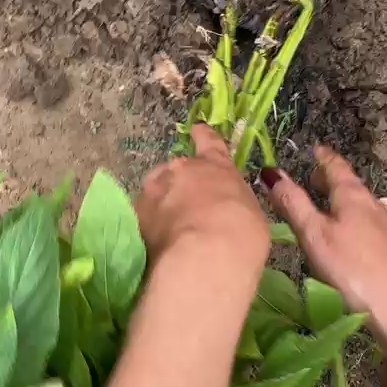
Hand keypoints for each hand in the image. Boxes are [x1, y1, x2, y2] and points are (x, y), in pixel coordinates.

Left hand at [135, 125, 270, 266]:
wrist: (206, 257)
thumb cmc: (240, 235)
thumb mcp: (249, 214)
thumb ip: (231, 202)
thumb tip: (222, 209)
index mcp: (215, 165)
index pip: (209, 141)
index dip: (203, 136)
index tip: (197, 129)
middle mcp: (182, 169)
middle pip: (178, 169)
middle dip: (181, 183)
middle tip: (188, 206)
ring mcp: (156, 188)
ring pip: (156, 189)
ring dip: (162, 201)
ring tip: (170, 228)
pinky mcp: (137, 213)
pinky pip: (144, 215)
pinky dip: (149, 225)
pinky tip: (157, 243)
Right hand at [262, 146, 386, 320]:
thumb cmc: (353, 269)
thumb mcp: (314, 235)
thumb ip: (293, 203)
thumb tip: (271, 173)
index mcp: (352, 195)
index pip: (336, 166)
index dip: (323, 157)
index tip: (314, 149)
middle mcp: (372, 204)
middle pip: (349, 184)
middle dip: (330, 179)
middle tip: (313, 178)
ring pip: (360, 204)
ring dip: (342, 200)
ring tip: (326, 207)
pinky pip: (368, 223)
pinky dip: (353, 219)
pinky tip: (349, 238)